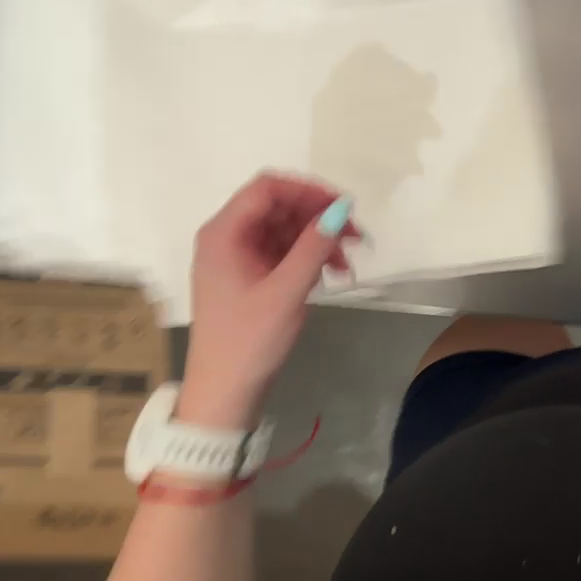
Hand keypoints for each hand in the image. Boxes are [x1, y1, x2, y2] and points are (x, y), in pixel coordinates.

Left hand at [181, 173, 361, 429]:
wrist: (225, 392)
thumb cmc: (249, 340)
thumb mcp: (287, 291)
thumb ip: (314, 246)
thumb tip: (340, 209)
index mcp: (224, 234)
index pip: (268, 188)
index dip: (308, 190)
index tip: (345, 207)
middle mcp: (227, 238)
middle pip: (279, 207)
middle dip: (319, 217)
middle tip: (357, 238)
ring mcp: (238, 257)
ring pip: (286, 230)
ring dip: (320, 239)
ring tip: (348, 264)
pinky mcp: (250, 276)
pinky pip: (283, 252)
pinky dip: (310, 257)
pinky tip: (333, 275)